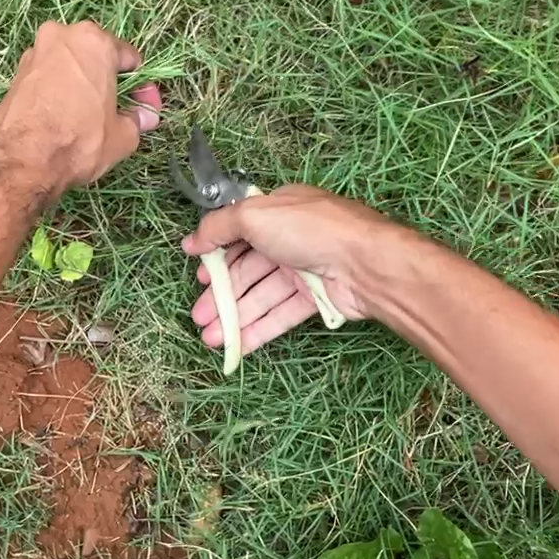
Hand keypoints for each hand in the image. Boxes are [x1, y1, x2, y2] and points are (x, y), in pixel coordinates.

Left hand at [0, 21, 162, 201]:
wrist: (22, 161)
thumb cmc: (80, 140)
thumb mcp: (123, 136)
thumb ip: (137, 120)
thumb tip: (145, 117)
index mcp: (93, 41)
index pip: (129, 58)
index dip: (140, 86)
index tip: (143, 108)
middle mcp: (61, 37)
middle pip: (96, 59)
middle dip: (110, 83)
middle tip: (118, 113)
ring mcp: (34, 54)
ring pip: (69, 69)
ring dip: (83, 88)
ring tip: (89, 120)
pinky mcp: (15, 76)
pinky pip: (48, 82)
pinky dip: (59, 96)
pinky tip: (64, 121)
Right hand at [181, 185, 403, 354]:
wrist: (366, 263)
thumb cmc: (309, 231)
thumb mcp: (255, 215)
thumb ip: (219, 226)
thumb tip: (192, 240)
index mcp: (278, 212)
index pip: (239, 235)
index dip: (217, 256)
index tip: (198, 277)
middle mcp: (290, 239)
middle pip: (248, 270)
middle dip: (221, 295)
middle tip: (199, 318)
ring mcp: (304, 270)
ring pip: (262, 296)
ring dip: (235, 317)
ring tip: (212, 339)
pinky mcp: (316, 299)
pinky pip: (281, 314)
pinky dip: (258, 330)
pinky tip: (237, 346)